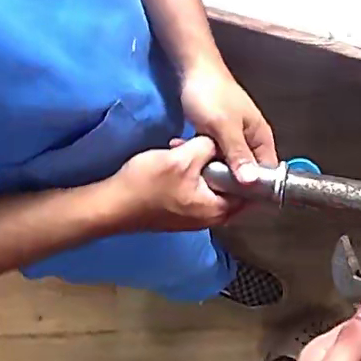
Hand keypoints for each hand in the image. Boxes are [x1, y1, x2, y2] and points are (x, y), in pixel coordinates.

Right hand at [101, 137, 236, 232]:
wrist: (110, 205)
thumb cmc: (147, 184)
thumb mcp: (183, 158)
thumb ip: (209, 147)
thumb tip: (220, 142)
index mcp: (218, 209)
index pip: (251, 189)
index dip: (247, 166)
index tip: (241, 146)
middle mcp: (211, 218)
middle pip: (231, 186)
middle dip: (223, 162)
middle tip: (215, 144)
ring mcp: (194, 217)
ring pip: (213, 185)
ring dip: (205, 165)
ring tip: (192, 147)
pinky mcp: (180, 211)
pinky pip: (198, 190)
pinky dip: (194, 174)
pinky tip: (179, 157)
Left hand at [180, 63, 277, 182]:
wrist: (193, 69)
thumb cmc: (212, 96)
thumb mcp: (224, 128)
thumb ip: (238, 154)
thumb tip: (251, 183)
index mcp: (261, 137)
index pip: (266, 171)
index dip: (254, 188)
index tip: (235, 201)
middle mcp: (251, 139)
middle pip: (246, 169)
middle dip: (228, 179)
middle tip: (208, 188)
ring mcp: (234, 136)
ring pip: (227, 162)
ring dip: (211, 167)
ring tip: (193, 171)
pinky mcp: (218, 133)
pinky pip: (214, 152)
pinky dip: (202, 156)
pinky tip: (185, 156)